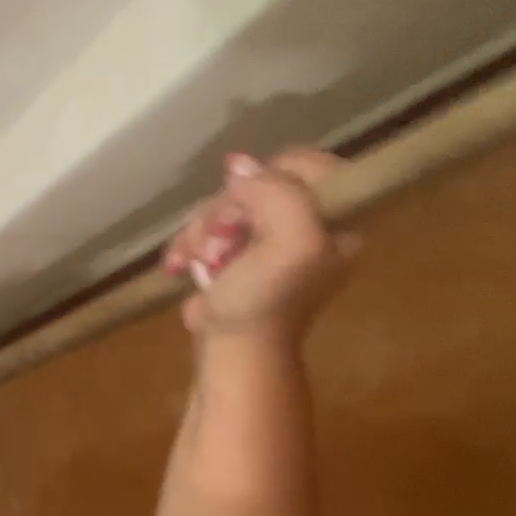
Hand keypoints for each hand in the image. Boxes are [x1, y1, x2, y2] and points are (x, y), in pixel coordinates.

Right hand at [162, 149, 359, 345]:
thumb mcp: (289, 243)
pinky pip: (204, 230)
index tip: (242, 218)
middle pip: (251, 186)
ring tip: (195, 263)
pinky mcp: (232, 254)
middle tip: (216, 247)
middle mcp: (305, 218)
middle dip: (222, 215)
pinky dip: (186, 247)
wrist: (233, 350)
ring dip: (199, 234)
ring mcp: (265, 237)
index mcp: (336, 211)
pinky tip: (179, 266)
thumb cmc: (266, 301)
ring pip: (221, 208)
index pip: (298, 165)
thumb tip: (238, 166)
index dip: (262, 185)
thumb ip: (276, 195)